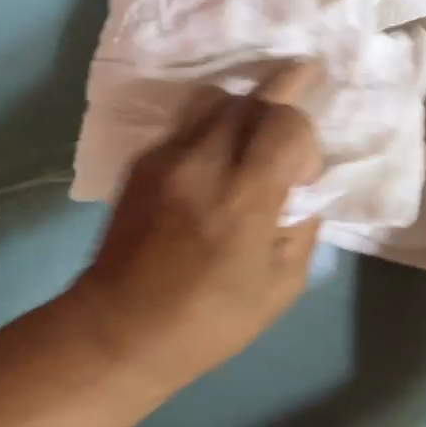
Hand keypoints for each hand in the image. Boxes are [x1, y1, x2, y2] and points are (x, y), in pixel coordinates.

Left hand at [67, 63, 324, 391]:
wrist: (119, 328)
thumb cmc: (209, 320)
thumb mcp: (281, 285)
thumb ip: (302, 227)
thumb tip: (303, 190)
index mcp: (243, 198)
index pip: (285, 121)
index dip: (306, 136)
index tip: (303, 173)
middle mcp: (203, 164)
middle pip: (252, 98)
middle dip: (283, 100)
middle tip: (298, 109)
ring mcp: (166, 156)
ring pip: (216, 99)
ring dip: (245, 109)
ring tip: (256, 132)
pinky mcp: (142, 160)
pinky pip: (187, 123)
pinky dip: (212, 130)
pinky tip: (218, 158)